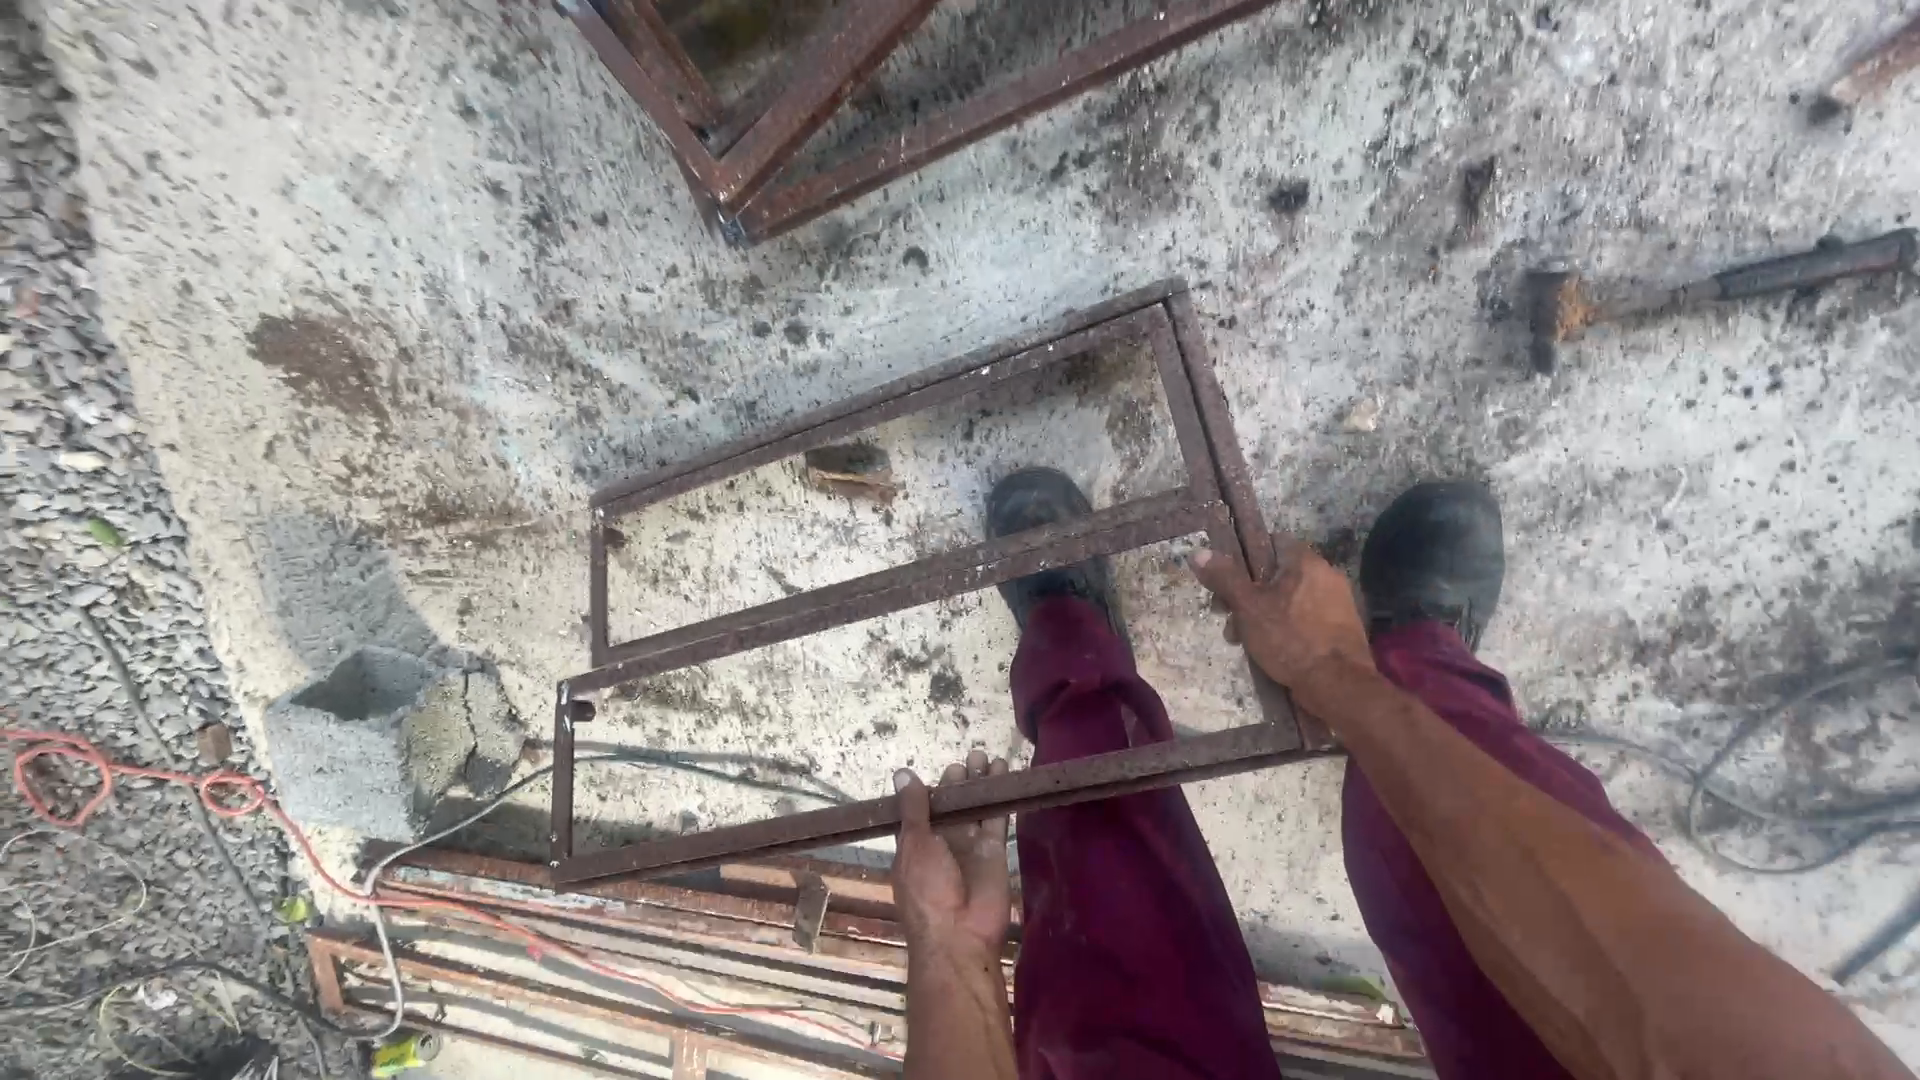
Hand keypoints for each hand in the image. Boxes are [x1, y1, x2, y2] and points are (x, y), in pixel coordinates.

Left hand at [891, 749, 1010, 961]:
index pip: (926, 807)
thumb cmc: (927, 890)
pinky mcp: (995, 850)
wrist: (959, 935)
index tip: (945, 767)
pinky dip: (1000, 796)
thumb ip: (914, 808)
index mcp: (918, 843)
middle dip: (961, 781)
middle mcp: (945, 842)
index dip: (934, 788)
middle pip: (955, 803)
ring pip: (977, 806)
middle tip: (971, 755)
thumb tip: (902, 774)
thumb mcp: (914, 845)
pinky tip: (1004, 773)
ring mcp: (971, 845)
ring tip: (986, 756)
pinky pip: (997, 817)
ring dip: (981, 783)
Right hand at [1191, 533, 1375, 695]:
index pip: (1271, 542)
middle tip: (1227, 618)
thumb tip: (1198, 552)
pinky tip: (1271, 648)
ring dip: (1263, 614)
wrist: (1337, 685)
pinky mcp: (1341, 627)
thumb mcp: (1248, 607)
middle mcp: (1327, 575)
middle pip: (1277, 574)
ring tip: (1244, 640)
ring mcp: (1338, 602)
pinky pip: (1305, 617)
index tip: (1227, 581)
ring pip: (1289, 599)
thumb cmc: (1290, 639)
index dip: (1244, 558)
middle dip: (1247, 595)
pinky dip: (1285, 627)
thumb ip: (1225, 578)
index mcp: (1306, 562)